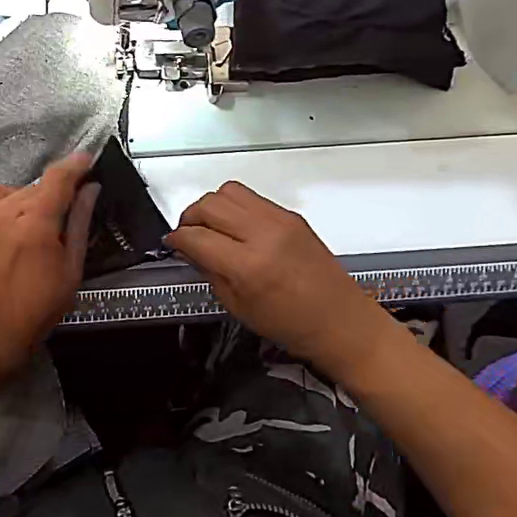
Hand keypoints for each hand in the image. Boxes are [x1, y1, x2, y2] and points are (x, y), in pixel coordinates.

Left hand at [0, 153, 100, 373]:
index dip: (76, 164)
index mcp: (35, 224)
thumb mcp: (69, 273)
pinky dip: (1, 204)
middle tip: (62, 214)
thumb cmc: (30, 313)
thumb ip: (78, 225)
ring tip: (31, 228)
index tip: (86, 160)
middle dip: (53, 194)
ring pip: (12, 190)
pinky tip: (6, 226)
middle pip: (36, 185)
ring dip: (27, 200)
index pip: (58, 178)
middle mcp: (4, 212)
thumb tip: (90, 191)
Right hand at [163, 181, 402, 380]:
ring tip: (210, 226)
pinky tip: (234, 227)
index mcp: (249, 266)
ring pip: (228, 191)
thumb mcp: (238, 306)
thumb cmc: (294, 324)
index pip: (196, 236)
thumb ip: (208, 271)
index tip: (173, 243)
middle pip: (209, 205)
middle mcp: (265, 235)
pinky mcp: (291, 215)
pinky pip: (251, 197)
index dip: (177, 239)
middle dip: (190, 217)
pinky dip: (234, 207)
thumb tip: (188, 248)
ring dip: (211, 206)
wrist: (343, 323)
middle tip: (188, 234)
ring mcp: (280, 220)